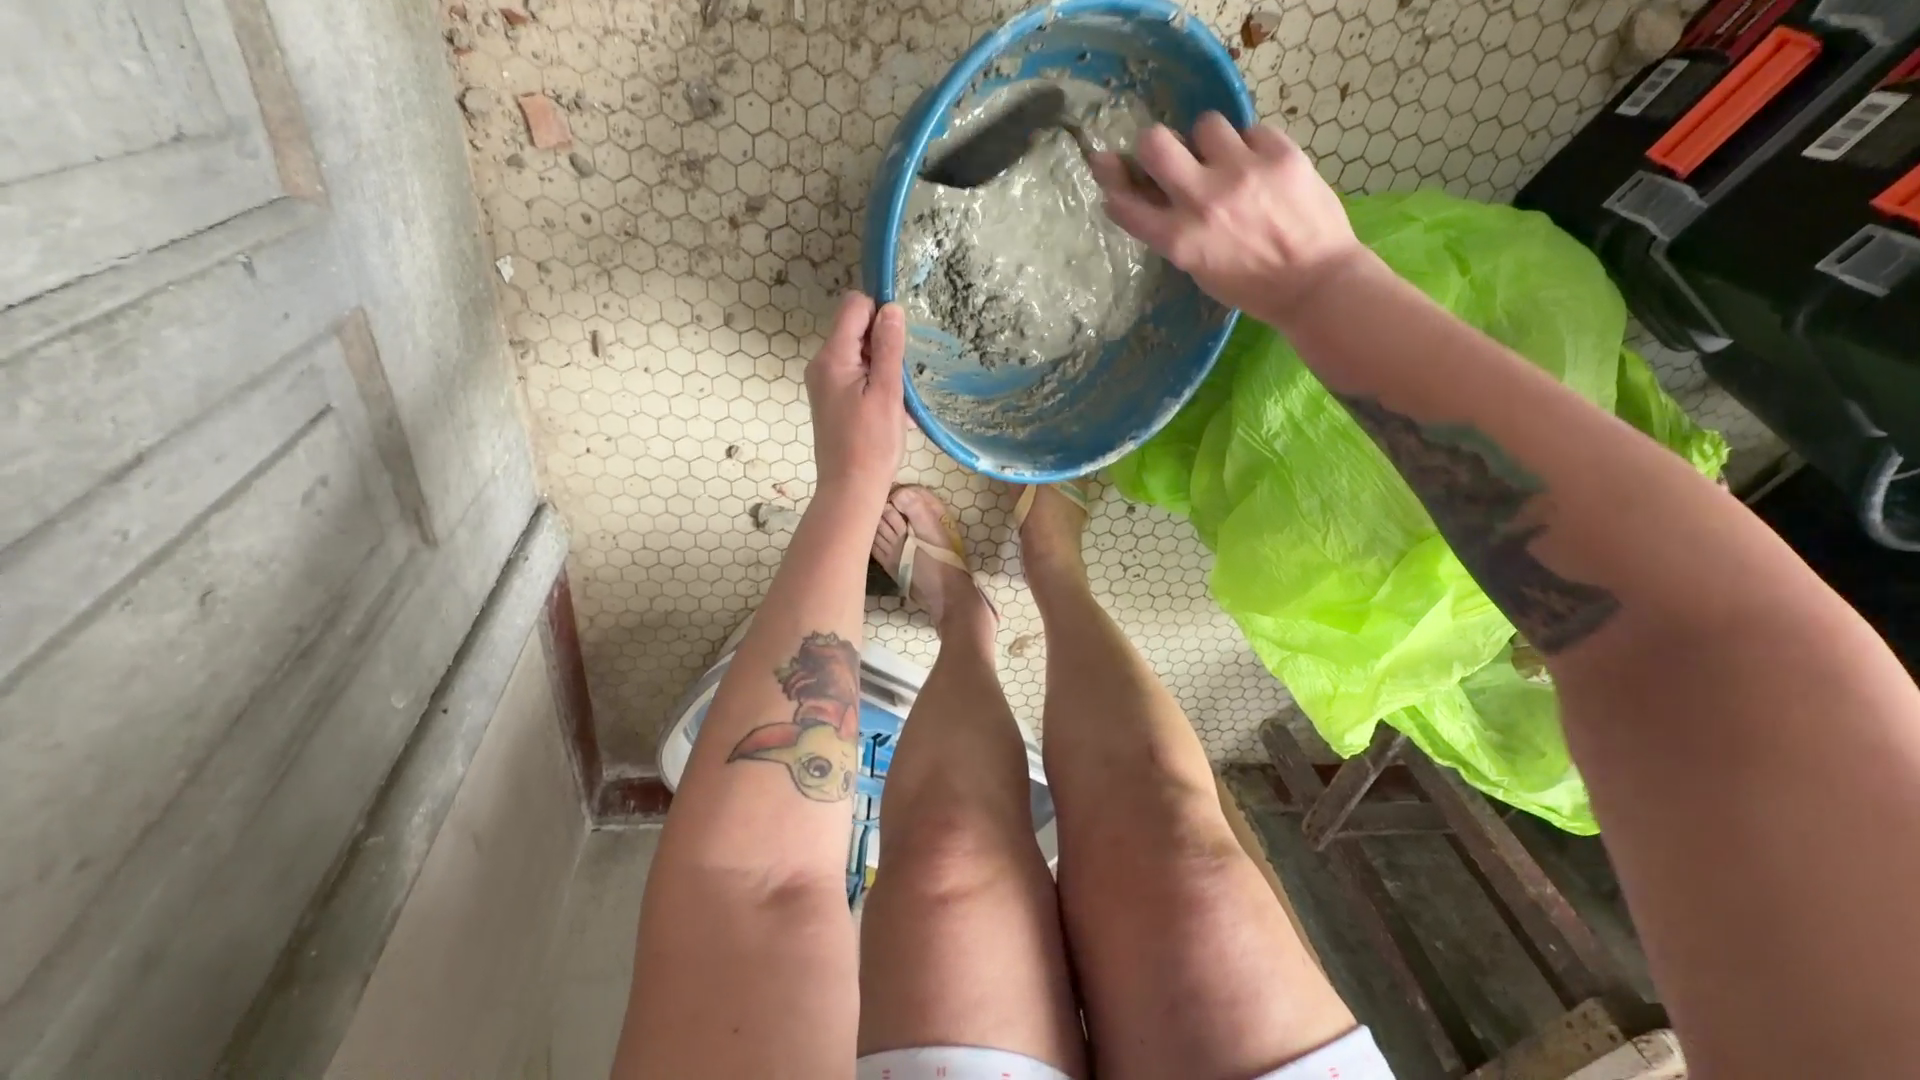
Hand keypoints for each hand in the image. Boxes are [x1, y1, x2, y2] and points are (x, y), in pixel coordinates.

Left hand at [805, 292, 906, 498]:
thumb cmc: (872, 444)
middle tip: (900, 377)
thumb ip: (889, 347)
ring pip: (858, 352)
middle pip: (855, 328)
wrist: (850, 488)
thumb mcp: (888, 392)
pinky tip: (888, 407)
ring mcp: (823, 381)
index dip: (880, 313)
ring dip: (882, 366)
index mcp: (832, 357)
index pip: (854, 305)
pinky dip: (874, 382)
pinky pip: (854, 373)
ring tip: (896, 397)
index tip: (900, 340)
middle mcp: (821, 363)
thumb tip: (891, 308)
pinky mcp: (830, 397)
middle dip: (883, 343)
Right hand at [1090, 114, 1368, 326]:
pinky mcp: (1280, 153)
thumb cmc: (1252, 286)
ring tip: (1230, 163)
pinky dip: (1252, 147)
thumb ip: (1171, 231)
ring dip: (1211, 143)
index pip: (1123, 201)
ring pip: (1205, 125)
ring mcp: (1242, 172)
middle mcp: (1203, 201)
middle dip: (1157, 146)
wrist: (1317, 283)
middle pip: (1154, 142)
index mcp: (1179, 240)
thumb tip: (1146, 193)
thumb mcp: (1199, 268)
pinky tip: (1263, 170)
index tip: (1122, 179)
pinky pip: (1251, 131)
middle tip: (1175, 157)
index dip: (1117, 184)